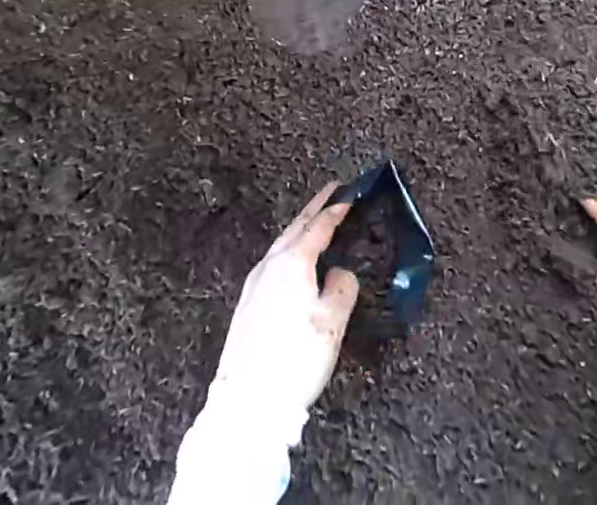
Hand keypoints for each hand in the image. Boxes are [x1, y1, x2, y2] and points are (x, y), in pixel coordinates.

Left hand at [209, 183, 360, 413]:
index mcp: (292, 263)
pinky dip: (289, 249)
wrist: (246, 404)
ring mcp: (254, 285)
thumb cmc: (293, 360)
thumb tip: (341, 274)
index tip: (349, 194)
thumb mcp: (332, 321)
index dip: (336, 210)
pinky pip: (273, 262)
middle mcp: (270, 267)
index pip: (319, 227)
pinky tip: (293, 260)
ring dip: (300, 227)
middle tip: (331, 192)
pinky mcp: (248, 304)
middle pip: (296, 228)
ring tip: (314, 220)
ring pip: (282, 244)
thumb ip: (343, 287)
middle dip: (314, 208)